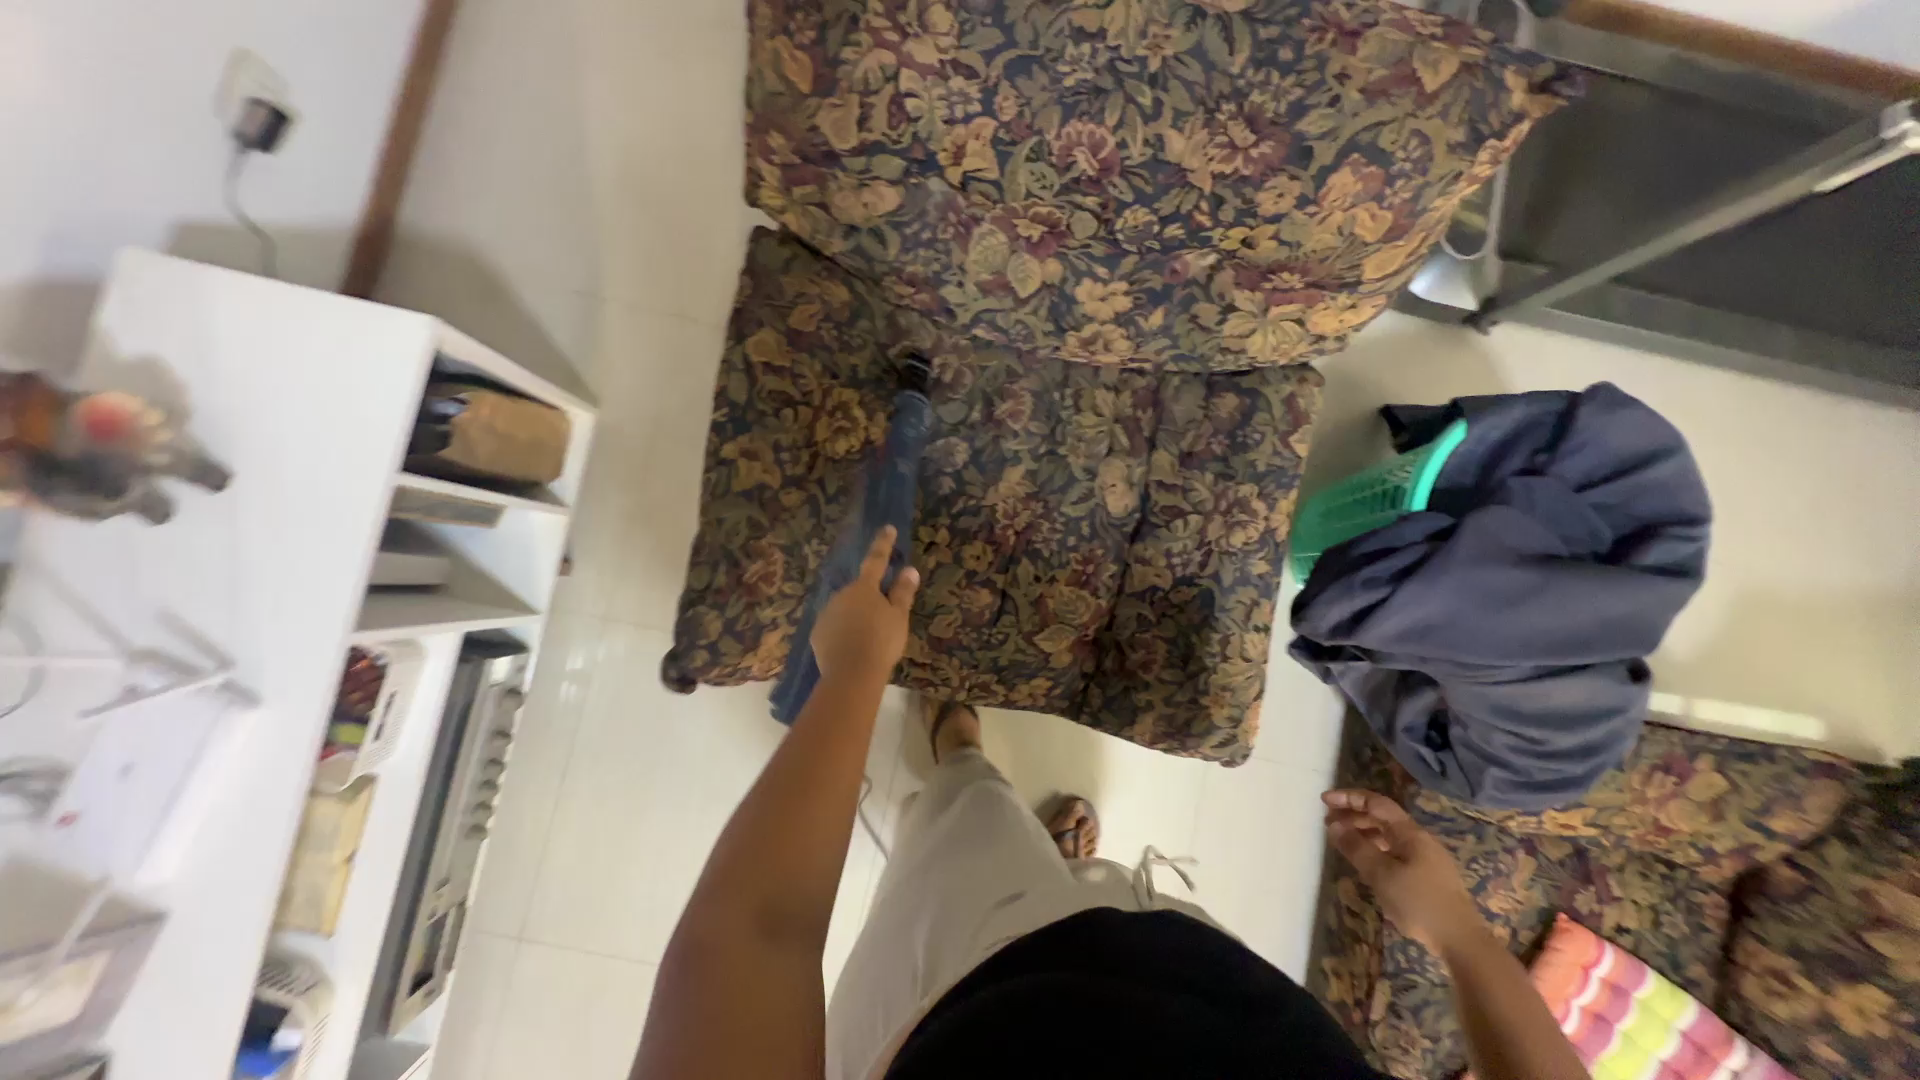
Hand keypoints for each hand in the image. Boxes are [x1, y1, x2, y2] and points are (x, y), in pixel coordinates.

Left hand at [811, 525, 919, 684]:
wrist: (851, 674)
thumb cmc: (881, 642)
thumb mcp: (899, 617)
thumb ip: (903, 592)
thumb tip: (909, 569)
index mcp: (864, 587)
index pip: (876, 560)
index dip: (883, 544)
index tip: (888, 528)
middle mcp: (841, 594)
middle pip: (859, 590)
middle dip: (869, 597)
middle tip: (883, 616)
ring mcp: (826, 613)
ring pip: (844, 609)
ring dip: (855, 616)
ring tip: (868, 638)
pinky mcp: (817, 633)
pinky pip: (833, 627)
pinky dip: (843, 632)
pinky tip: (851, 647)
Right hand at [1322, 789, 1485, 953]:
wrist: (1461, 940)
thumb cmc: (1418, 902)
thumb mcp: (1381, 874)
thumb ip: (1356, 847)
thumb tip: (1334, 825)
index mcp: (1410, 833)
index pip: (1376, 803)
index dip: (1349, 798)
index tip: (1324, 801)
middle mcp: (1419, 840)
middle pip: (1383, 817)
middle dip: (1353, 815)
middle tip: (1328, 822)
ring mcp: (1426, 858)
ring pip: (1389, 835)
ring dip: (1363, 832)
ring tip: (1342, 841)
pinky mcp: (1427, 876)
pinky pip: (1395, 851)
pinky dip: (1375, 848)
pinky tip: (1366, 862)